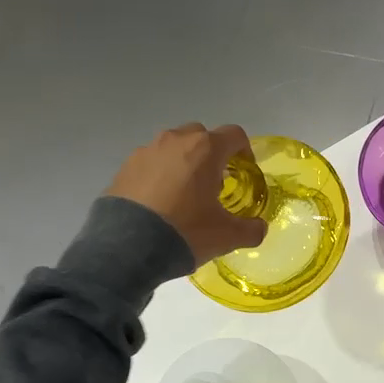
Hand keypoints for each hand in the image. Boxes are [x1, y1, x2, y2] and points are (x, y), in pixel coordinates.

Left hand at [107, 124, 267, 264]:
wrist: (127, 247)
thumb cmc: (185, 232)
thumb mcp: (226, 236)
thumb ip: (250, 229)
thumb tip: (259, 228)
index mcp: (205, 149)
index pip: (234, 135)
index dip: (245, 151)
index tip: (245, 171)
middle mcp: (175, 140)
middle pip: (201, 136)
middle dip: (211, 155)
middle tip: (213, 184)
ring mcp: (146, 151)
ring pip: (172, 148)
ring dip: (183, 163)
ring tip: (183, 195)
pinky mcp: (124, 167)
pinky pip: (150, 164)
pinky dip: (159, 175)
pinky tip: (158, 203)